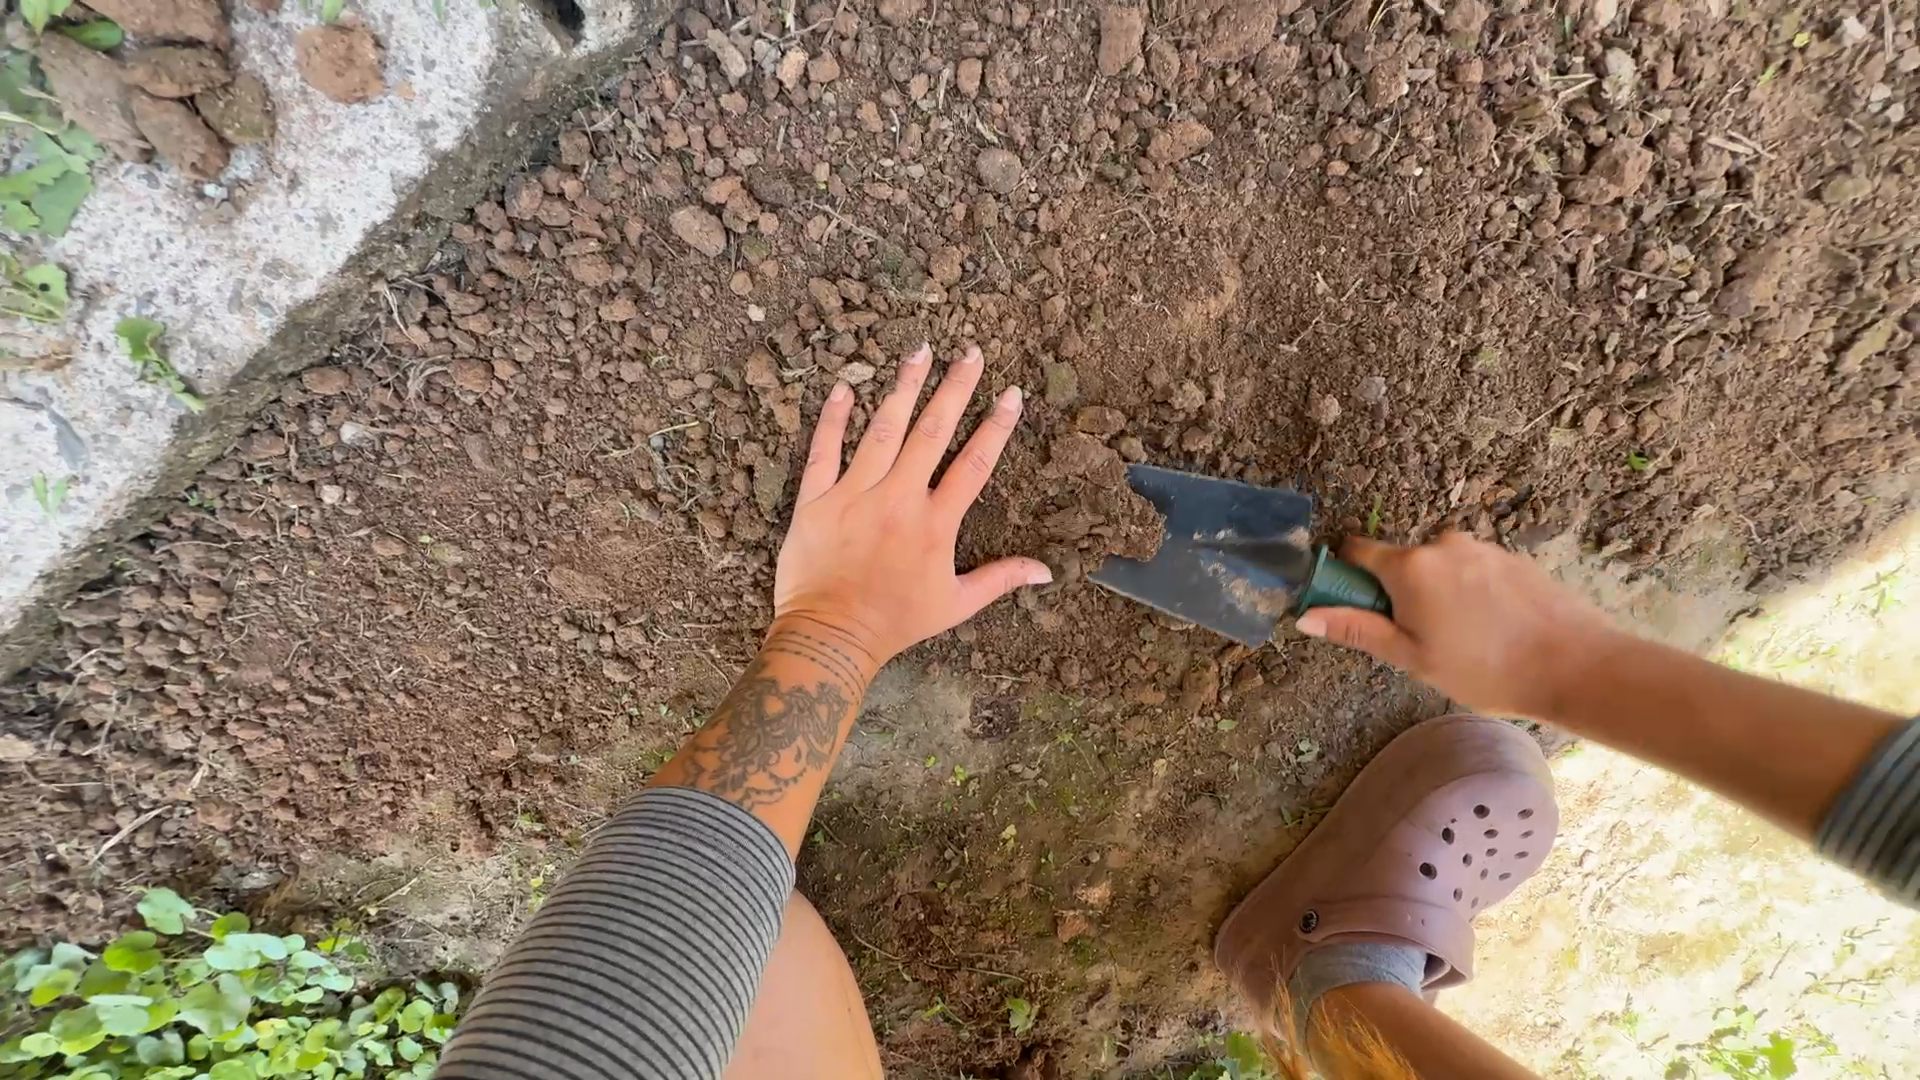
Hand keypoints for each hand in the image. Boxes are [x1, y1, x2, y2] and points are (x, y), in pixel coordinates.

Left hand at [772, 343, 1052, 668]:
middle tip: (969, 352)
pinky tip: (844, 388)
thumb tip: (1046, 571)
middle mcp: (899, 498)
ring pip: (882, 430)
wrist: (832, 636)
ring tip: (919, 353)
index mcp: (935, 523)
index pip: (973, 464)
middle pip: (932, 432)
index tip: (1010, 393)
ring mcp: (854, 495)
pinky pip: (824, 451)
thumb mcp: (956, 604)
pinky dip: (832, 419)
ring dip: (903, 388)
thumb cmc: (896, 622)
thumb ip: (1001, 580)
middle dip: (954, 388)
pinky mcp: (816, 500)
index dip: (996, 427)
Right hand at [1295, 533, 1620, 718]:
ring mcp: (1483, 548)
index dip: (1348, 574)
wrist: (1583, 668)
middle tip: (1420, 635)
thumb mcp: (1410, 656)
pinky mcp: (1515, 558)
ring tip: (1463, 635)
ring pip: (1439, 565)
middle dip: (1399, 590)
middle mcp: (1442, 544)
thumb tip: (1304, 618)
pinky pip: (1473, 569)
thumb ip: (1356, 630)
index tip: (1358, 604)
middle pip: (1400, 560)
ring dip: (1437, 591)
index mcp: (1409, 566)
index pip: (1356, 549)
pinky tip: (1493, 627)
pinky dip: (1471, 591)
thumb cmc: (1485, 668)